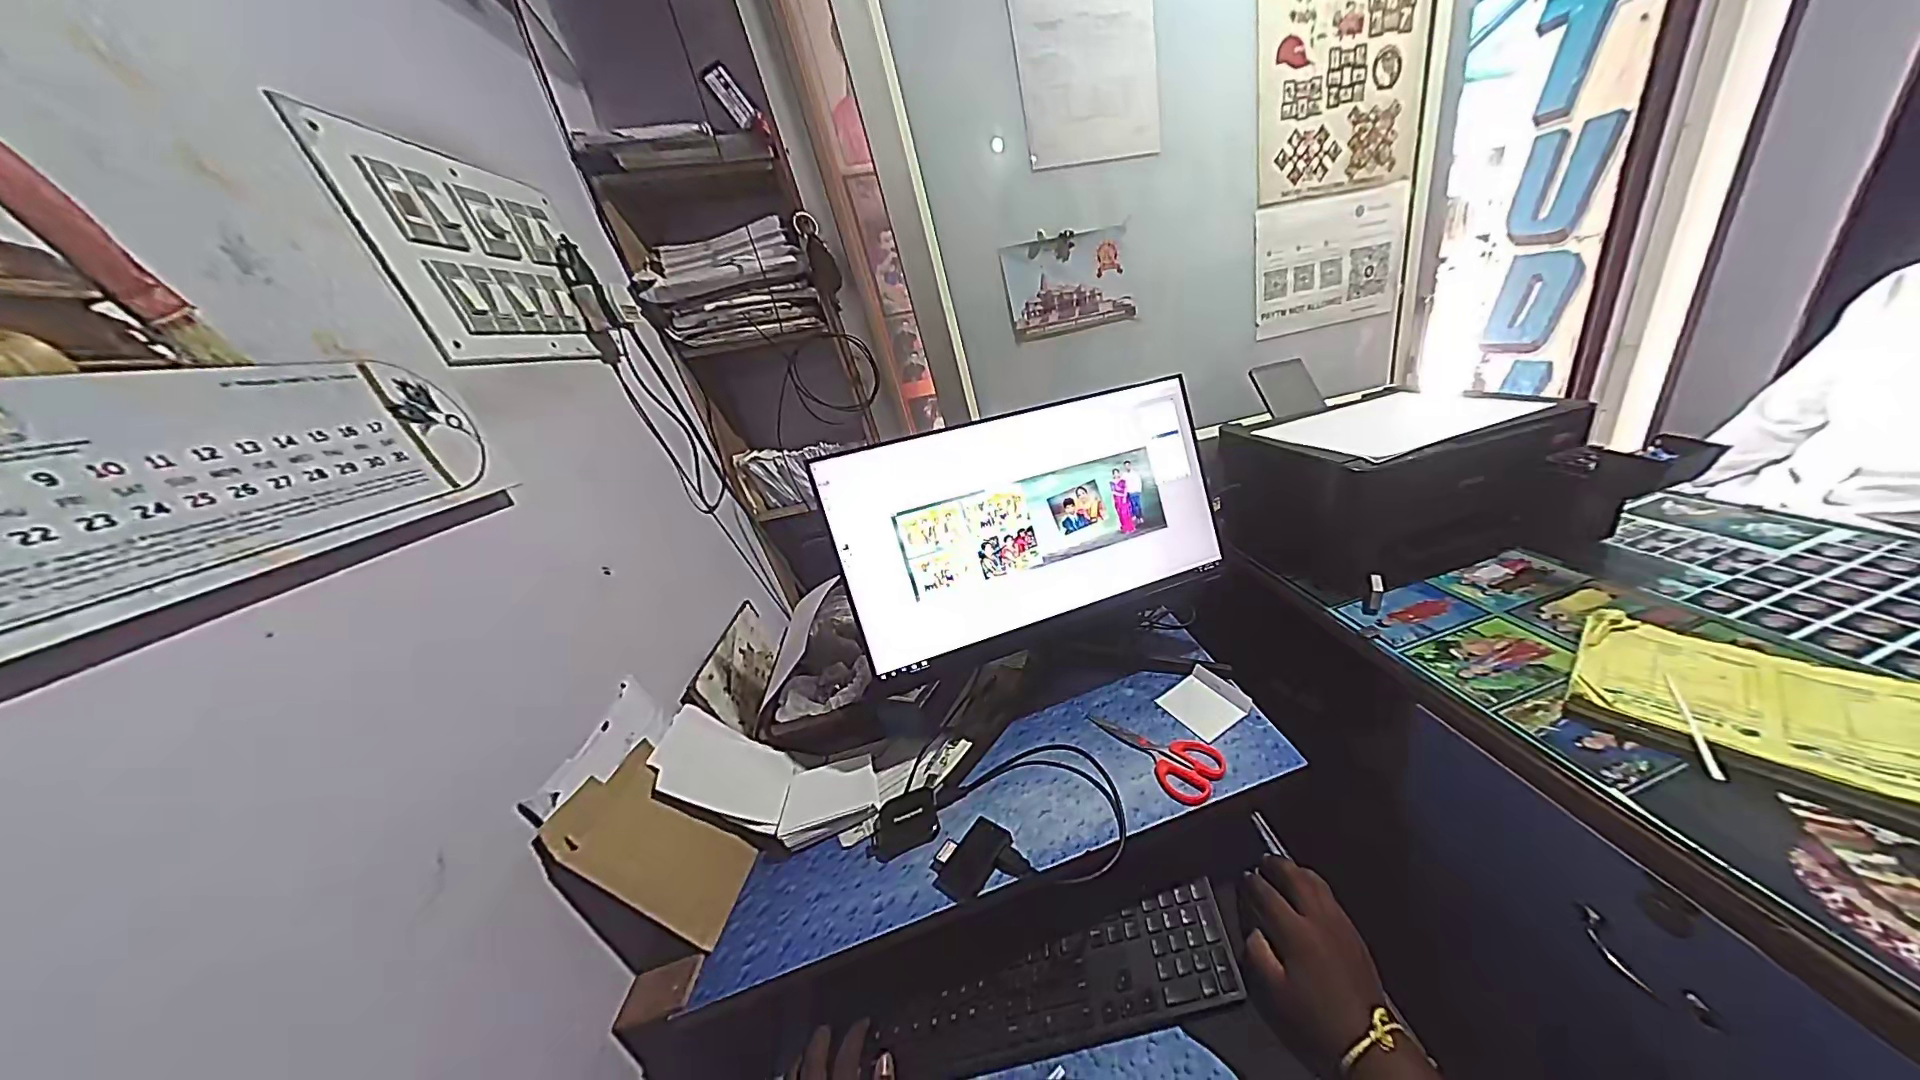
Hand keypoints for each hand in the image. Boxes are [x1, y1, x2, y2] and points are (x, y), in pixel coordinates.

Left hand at [792, 1019, 894, 1079]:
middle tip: (825, 1027)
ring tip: (804, 1050)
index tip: (864, 1022)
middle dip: (820, 1043)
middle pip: (814, 1063)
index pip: (847, 1056)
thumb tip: (885, 1059)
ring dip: (800, 1061)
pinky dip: (789, 1078)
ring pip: (793, 1076)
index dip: (855, 1036)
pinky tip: (791, 1077)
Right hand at [1240, 855, 1387, 1065]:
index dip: (1250, 883)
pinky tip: (1310, 892)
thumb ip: (1256, 954)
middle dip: (1275, 865)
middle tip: (1262, 862)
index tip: (1243, 880)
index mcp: (1296, 933)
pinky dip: (1315, 885)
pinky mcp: (1355, 935)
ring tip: (1285, 869)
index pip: (1266, 893)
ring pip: (1317, 883)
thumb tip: (1252, 932)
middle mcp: (1319, 921)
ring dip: (1297, 871)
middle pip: (1294, 877)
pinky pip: (1331, 897)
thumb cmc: (1317, 1022)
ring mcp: (1340, 925)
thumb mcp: (1274, 993)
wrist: (1367, 1043)